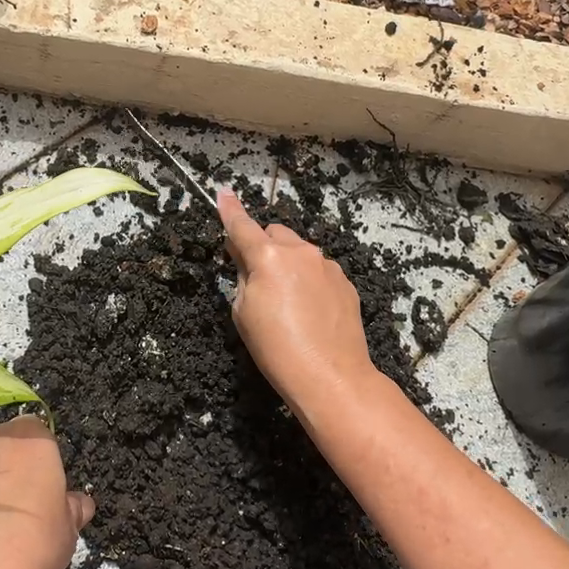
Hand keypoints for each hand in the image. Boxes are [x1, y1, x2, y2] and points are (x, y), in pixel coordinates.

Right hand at [217, 188, 378, 408]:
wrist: (331, 377)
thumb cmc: (276, 348)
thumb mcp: (243, 313)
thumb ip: (242, 277)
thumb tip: (246, 258)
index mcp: (268, 256)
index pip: (242, 225)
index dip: (229, 209)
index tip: (223, 191)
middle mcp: (299, 251)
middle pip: (274, 233)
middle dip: (264, 246)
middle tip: (258, 278)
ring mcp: (326, 264)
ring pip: (299, 251)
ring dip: (289, 264)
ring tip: (290, 303)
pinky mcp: (345, 281)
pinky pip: (319, 270)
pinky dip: (310, 280)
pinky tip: (312, 311)